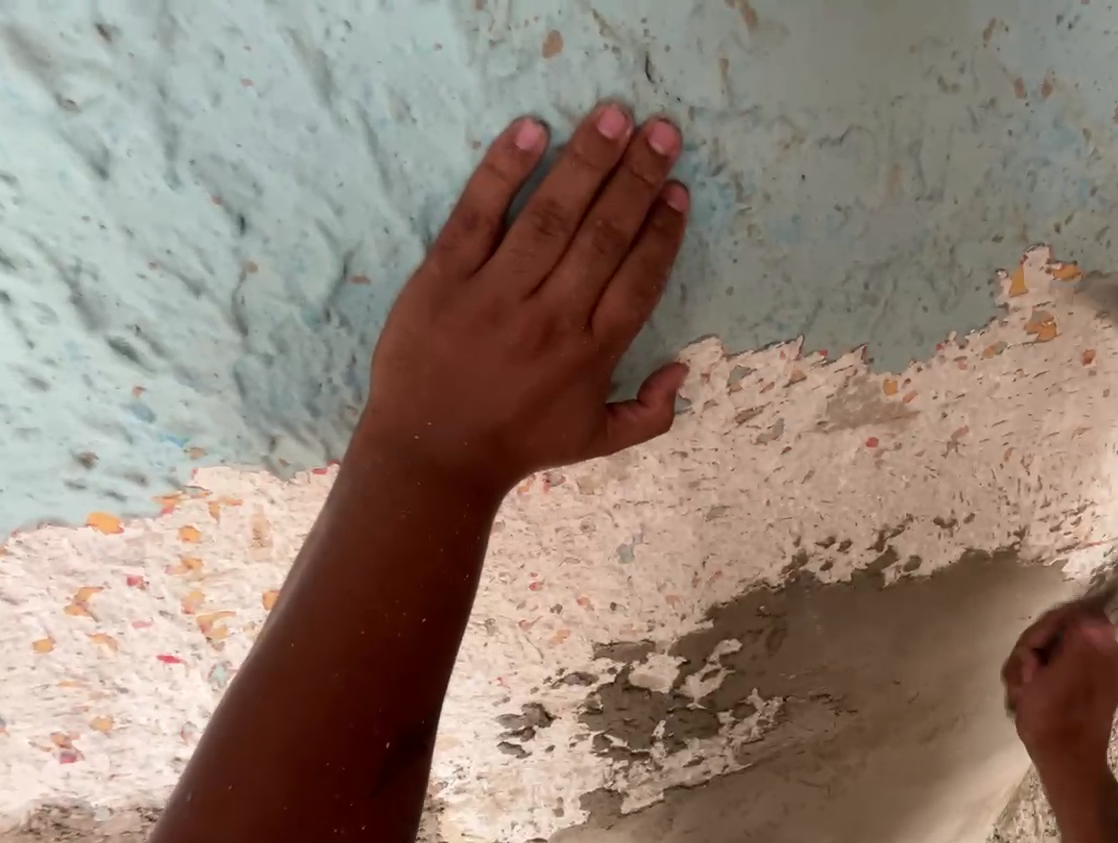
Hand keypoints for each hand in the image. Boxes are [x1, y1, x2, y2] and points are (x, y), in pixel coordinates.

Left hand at [356, 103, 691, 492]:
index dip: (662, 231)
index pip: (638, 278)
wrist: (434, 452)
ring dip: (587, 160)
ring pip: (551, 215)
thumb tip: (682, 367)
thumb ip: (652, 413)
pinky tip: (533, 130)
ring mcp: (497, 293)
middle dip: (637, 178)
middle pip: (605, 236)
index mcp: (594, 354)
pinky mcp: (445, 276)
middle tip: (662, 131)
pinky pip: (478, 214)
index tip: (677, 189)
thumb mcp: (600, 442)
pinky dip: (503, 170)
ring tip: (615, 115)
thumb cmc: (521, 443)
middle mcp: (554, 317)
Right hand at [1002, 603, 1117, 783]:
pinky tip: (1025, 700)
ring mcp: (1081, 670)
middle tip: (1026, 680)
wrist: (1064, 762)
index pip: (1070, 613)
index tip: (1032, 655)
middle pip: (1050, 631)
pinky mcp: (1069, 686)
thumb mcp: (1064, 671)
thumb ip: (1078, 636)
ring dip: (1023, 672)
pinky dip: (1028, 684)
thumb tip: (1095, 609)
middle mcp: (1095, 654)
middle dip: (1029, 654)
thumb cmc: (1058, 718)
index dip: (1044, 629)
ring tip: (1023, 695)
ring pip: (1039, 651)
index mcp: (1101, 648)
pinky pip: (1041, 670)